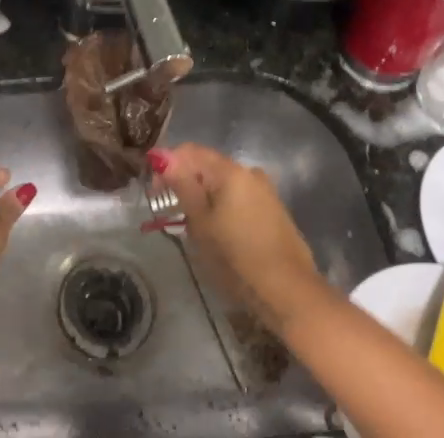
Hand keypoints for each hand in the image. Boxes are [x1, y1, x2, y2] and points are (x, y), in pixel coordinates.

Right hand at [148, 144, 320, 329]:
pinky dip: (222, 207)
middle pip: (208, 166)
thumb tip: (162, 156)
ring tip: (194, 226)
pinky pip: (239, 198)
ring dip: (204, 197)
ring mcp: (265, 191)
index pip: (190, 151)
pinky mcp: (273, 210)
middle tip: (170, 211)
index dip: (167, 166)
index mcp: (231, 171)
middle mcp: (250, 172)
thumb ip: (182, 185)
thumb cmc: (236, 257)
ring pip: (224, 184)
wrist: (288, 292)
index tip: (155, 192)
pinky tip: (219, 232)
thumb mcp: (200, 223)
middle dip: (186, 183)